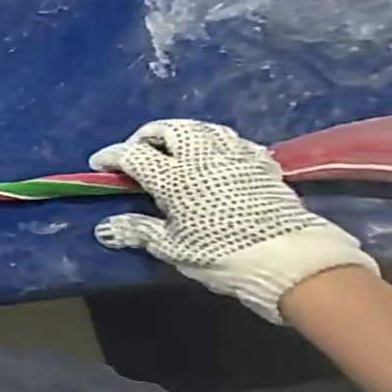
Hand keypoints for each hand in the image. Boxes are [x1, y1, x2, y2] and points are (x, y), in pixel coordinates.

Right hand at [90, 119, 376, 322]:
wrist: (292, 261)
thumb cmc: (220, 252)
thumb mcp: (170, 246)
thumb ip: (137, 230)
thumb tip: (105, 228)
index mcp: (173, 178)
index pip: (131, 154)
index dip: (110, 156)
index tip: (99, 166)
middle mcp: (202, 160)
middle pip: (170, 129)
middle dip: (148, 136)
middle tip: (138, 153)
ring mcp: (236, 160)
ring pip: (204, 129)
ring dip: (183, 135)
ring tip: (175, 151)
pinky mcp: (263, 167)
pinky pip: (235, 142)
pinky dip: (217, 144)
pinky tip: (213, 159)